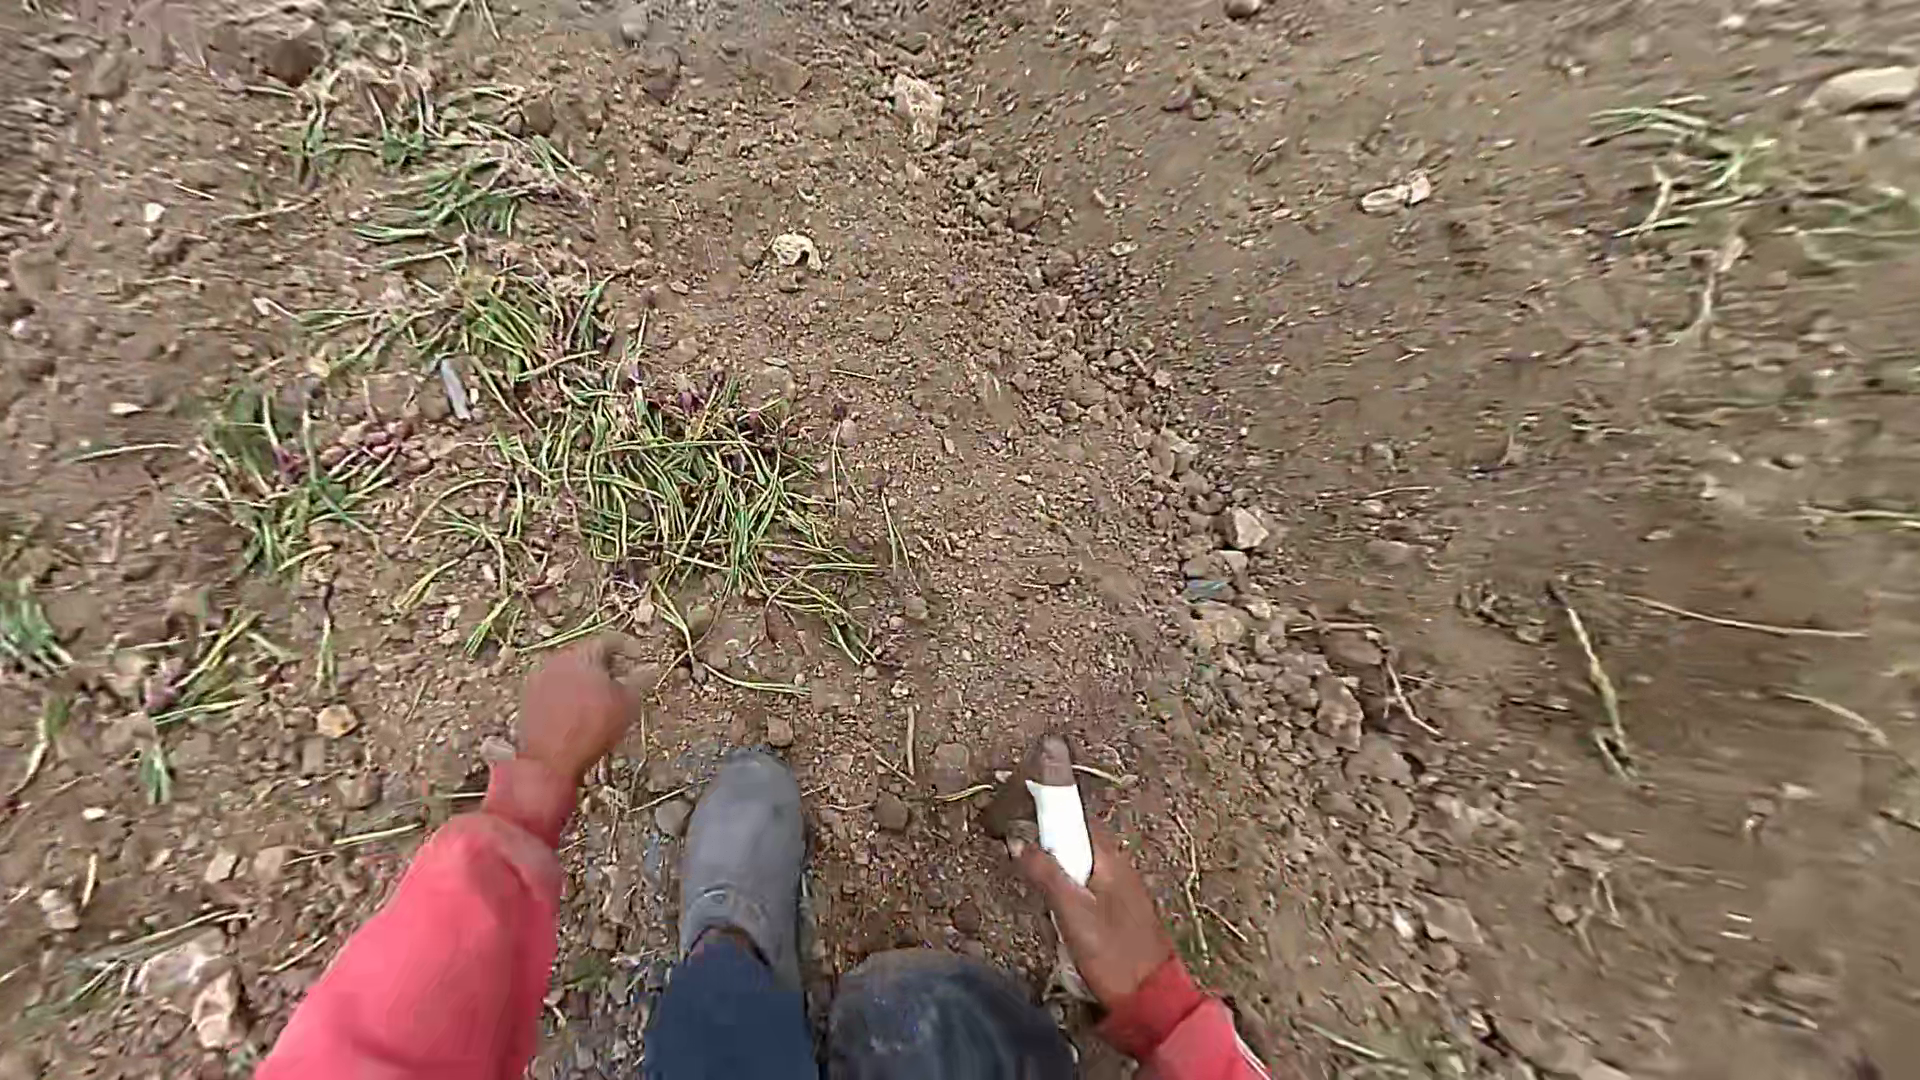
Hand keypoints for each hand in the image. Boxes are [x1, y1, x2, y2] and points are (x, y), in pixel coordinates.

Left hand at [518, 640, 637, 783]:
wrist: (549, 762)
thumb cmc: (594, 726)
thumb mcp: (628, 701)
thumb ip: (639, 679)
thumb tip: (648, 667)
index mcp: (582, 654)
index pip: (610, 641)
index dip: (629, 648)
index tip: (639, 660)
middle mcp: (556, 660)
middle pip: (587, 654)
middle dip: (606, 664)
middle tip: (623, 678)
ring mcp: (538, 680)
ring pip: (570, 670)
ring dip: (587, 678)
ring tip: (602, 696)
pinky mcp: (527, 700)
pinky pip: (556, 686)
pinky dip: (571, 691)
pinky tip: (582, 709)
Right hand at [1014, 818, 1176, 1006]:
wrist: (1153, 1004)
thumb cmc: (1114, 954)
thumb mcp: (1072, 911)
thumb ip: (1046, 874)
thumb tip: (1020, 843)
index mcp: (1110, 858)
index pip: (1076, 819)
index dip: (1050, 819)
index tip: (1027, 830)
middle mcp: (1119, 867)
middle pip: (1074, 848)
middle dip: (1052, 864)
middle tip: (1041, 889)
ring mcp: (1122, 892)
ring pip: (1079, 875)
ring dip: (1061, 891)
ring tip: (1056, 918)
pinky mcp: (1121, 915)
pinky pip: (1088, 897)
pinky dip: (1073, 908)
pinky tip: (1070, 933)